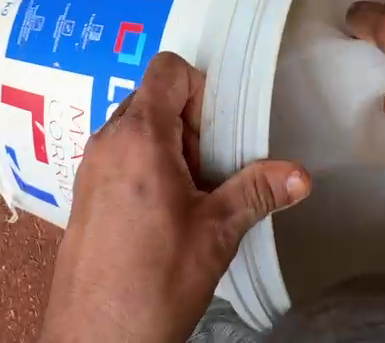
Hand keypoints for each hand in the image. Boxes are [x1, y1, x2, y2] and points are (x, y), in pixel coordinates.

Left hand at [38, 52, 310, 342]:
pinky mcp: (82, 190)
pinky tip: (159, 214)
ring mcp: (90, 163)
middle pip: (153, 96)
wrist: (95, 341)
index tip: (214, 134)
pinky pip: (118, 152)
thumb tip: (302, 175)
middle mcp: (108, 138)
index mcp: (140, 135)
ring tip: (185, 197)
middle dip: (186, 123)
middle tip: (205, 172)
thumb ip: (256, 191)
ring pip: (134, 125)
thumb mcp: (216, 233)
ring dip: (165, 145)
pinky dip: (142, 164)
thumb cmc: (156, 281)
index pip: (168, 69)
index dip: (198, 89)